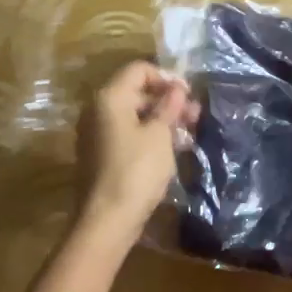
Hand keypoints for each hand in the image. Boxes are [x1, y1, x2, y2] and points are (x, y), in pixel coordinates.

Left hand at [74, 61, 200, 244]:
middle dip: (167, 100)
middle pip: (136, 92)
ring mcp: (96, 133)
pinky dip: (149, 135)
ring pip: (133, 115)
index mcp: (109, 97)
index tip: (189, 94)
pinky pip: (127, 134)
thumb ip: (169, 106)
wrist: (107, 221)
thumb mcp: (159, 134)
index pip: (139, 70)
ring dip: (161, 119)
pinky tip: (172, 148)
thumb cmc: (136, 170)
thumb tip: (176, 88)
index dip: (166, 77)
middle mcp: (97, 110)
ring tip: (189, 133)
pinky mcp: (100, 155)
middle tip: (195, 115)